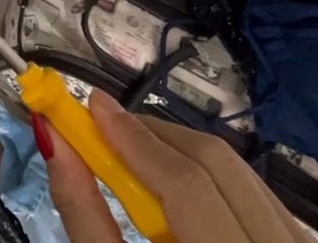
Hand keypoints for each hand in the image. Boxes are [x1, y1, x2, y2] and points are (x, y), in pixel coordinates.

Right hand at [43, 94, 310, 241]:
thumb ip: (84, 214)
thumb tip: (52, 139)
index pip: (186, 186)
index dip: (133, 136)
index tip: (91, 103)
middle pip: (220, 167)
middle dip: (154, 135)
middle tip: (104, 125)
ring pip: (245, 178)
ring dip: (182, 154)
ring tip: (135, 154)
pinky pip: (264, 202)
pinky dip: (215, 183)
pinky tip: (180, 193)